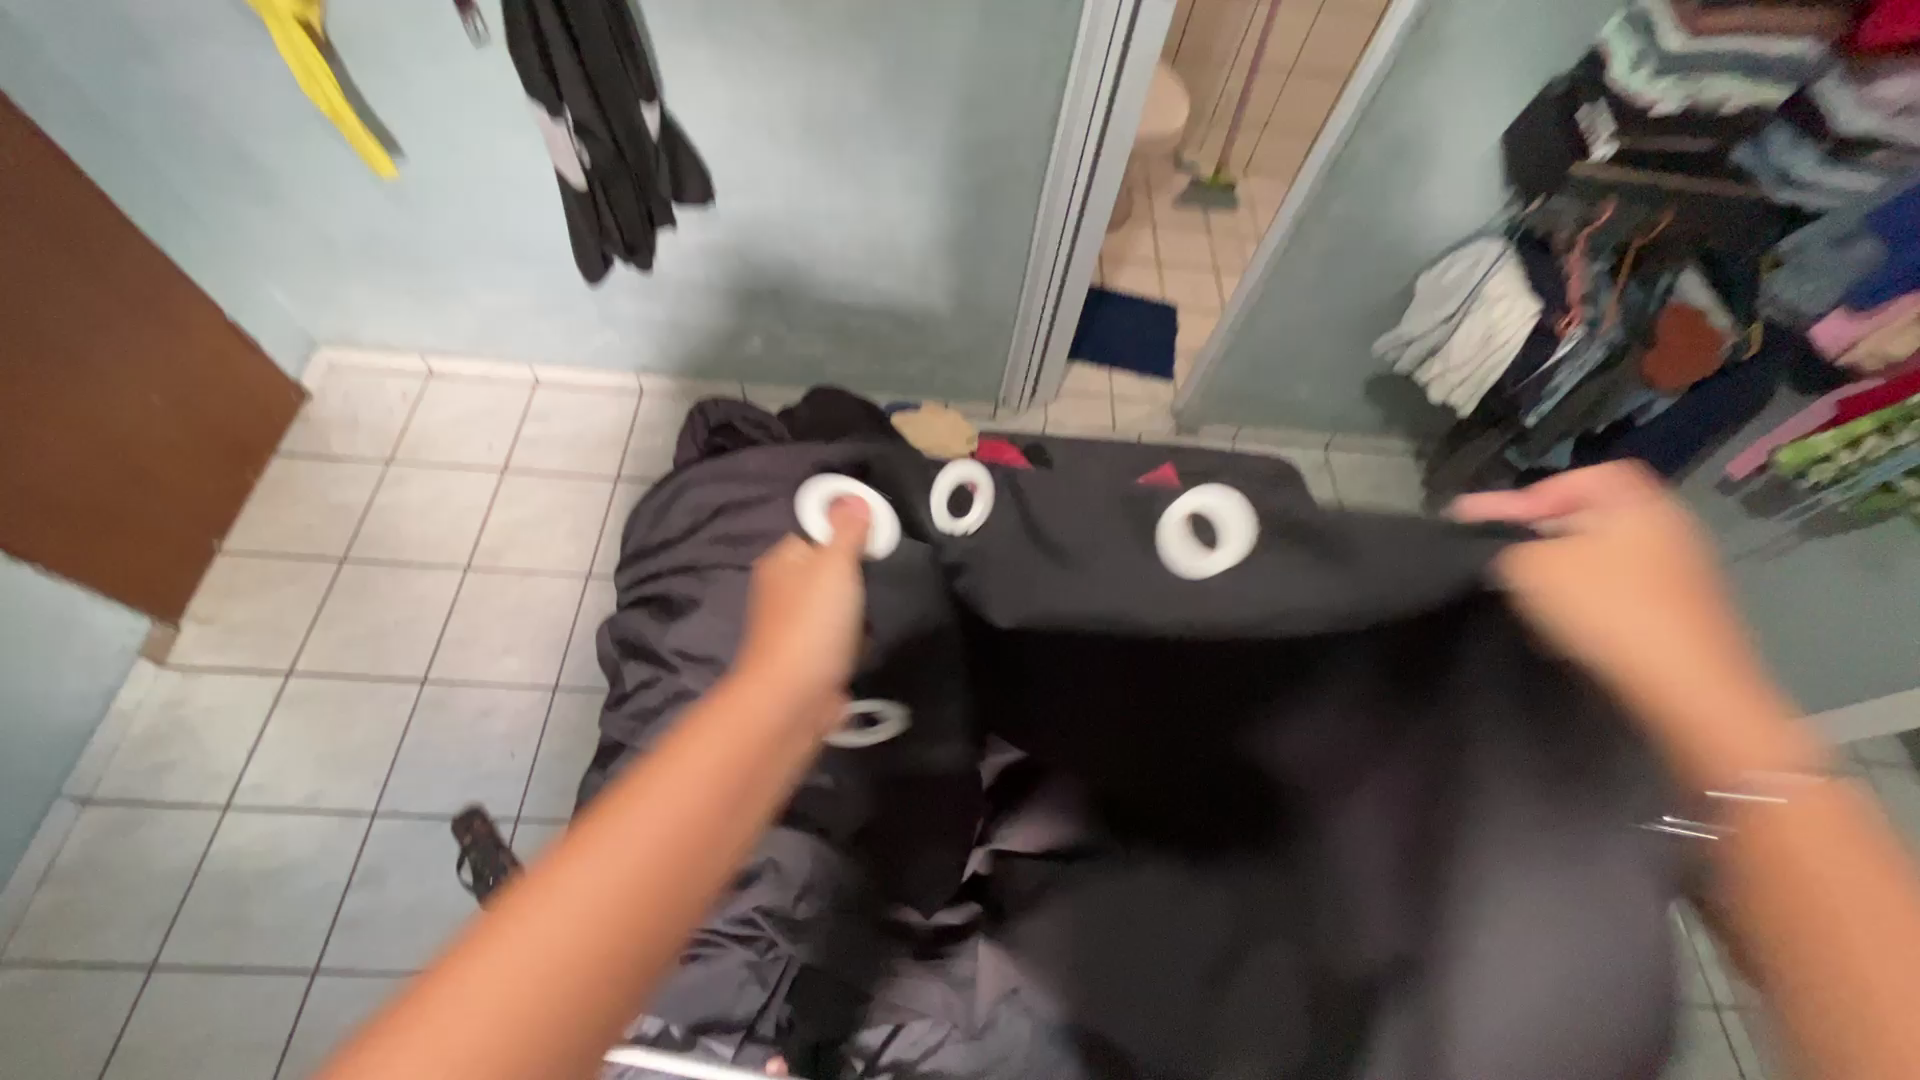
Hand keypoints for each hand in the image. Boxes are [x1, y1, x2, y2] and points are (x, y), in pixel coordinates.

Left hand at [731, 498, 870, 731]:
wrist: (795, 698)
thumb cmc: (813, 623)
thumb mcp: (835, 564)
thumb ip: (847, 530)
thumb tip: (853, 496)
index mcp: (781, 561)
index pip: (817, 532)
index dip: (848, 533)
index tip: (880, 539)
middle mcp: (784, 591)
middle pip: (831, 570)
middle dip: (860, 575)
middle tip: (887, 574)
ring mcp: (797, 627)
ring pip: (841, 605)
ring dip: (862, 610)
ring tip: (884, 608)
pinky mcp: (813, 657)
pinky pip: (843, 637)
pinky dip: (859, 639)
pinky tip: (873, 640)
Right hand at [1451, 463, 1806, 782]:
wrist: (1687, 687)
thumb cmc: (1607, 609)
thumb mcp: (1531, 566)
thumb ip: (1503, 543)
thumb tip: (1492, 538)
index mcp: (1638, 503)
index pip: (1581, 477)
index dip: (1536, 495)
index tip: (1502, 527)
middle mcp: (1667, 527)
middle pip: (1589, 517)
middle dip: (1541, 535)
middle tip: (1501, 557)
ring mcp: (1680, 571)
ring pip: (1599, 556)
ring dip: (1560, 571)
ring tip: (1527, 594)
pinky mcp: (1679, 610)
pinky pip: (1617, 590)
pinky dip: (1586, 599)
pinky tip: (1564, 625)